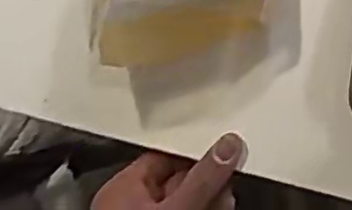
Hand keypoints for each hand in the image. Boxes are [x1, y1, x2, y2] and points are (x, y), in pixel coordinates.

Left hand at [92, 134, 245, 209]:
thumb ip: (203, 178)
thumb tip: (228, 147)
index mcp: (122, 191)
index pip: (165, 157)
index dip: (197, 153)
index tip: (224, 152)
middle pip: (177, 183)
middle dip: (208, 183)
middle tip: (230, 180)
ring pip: (183, 205)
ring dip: (209, 202)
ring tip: (226, 202)